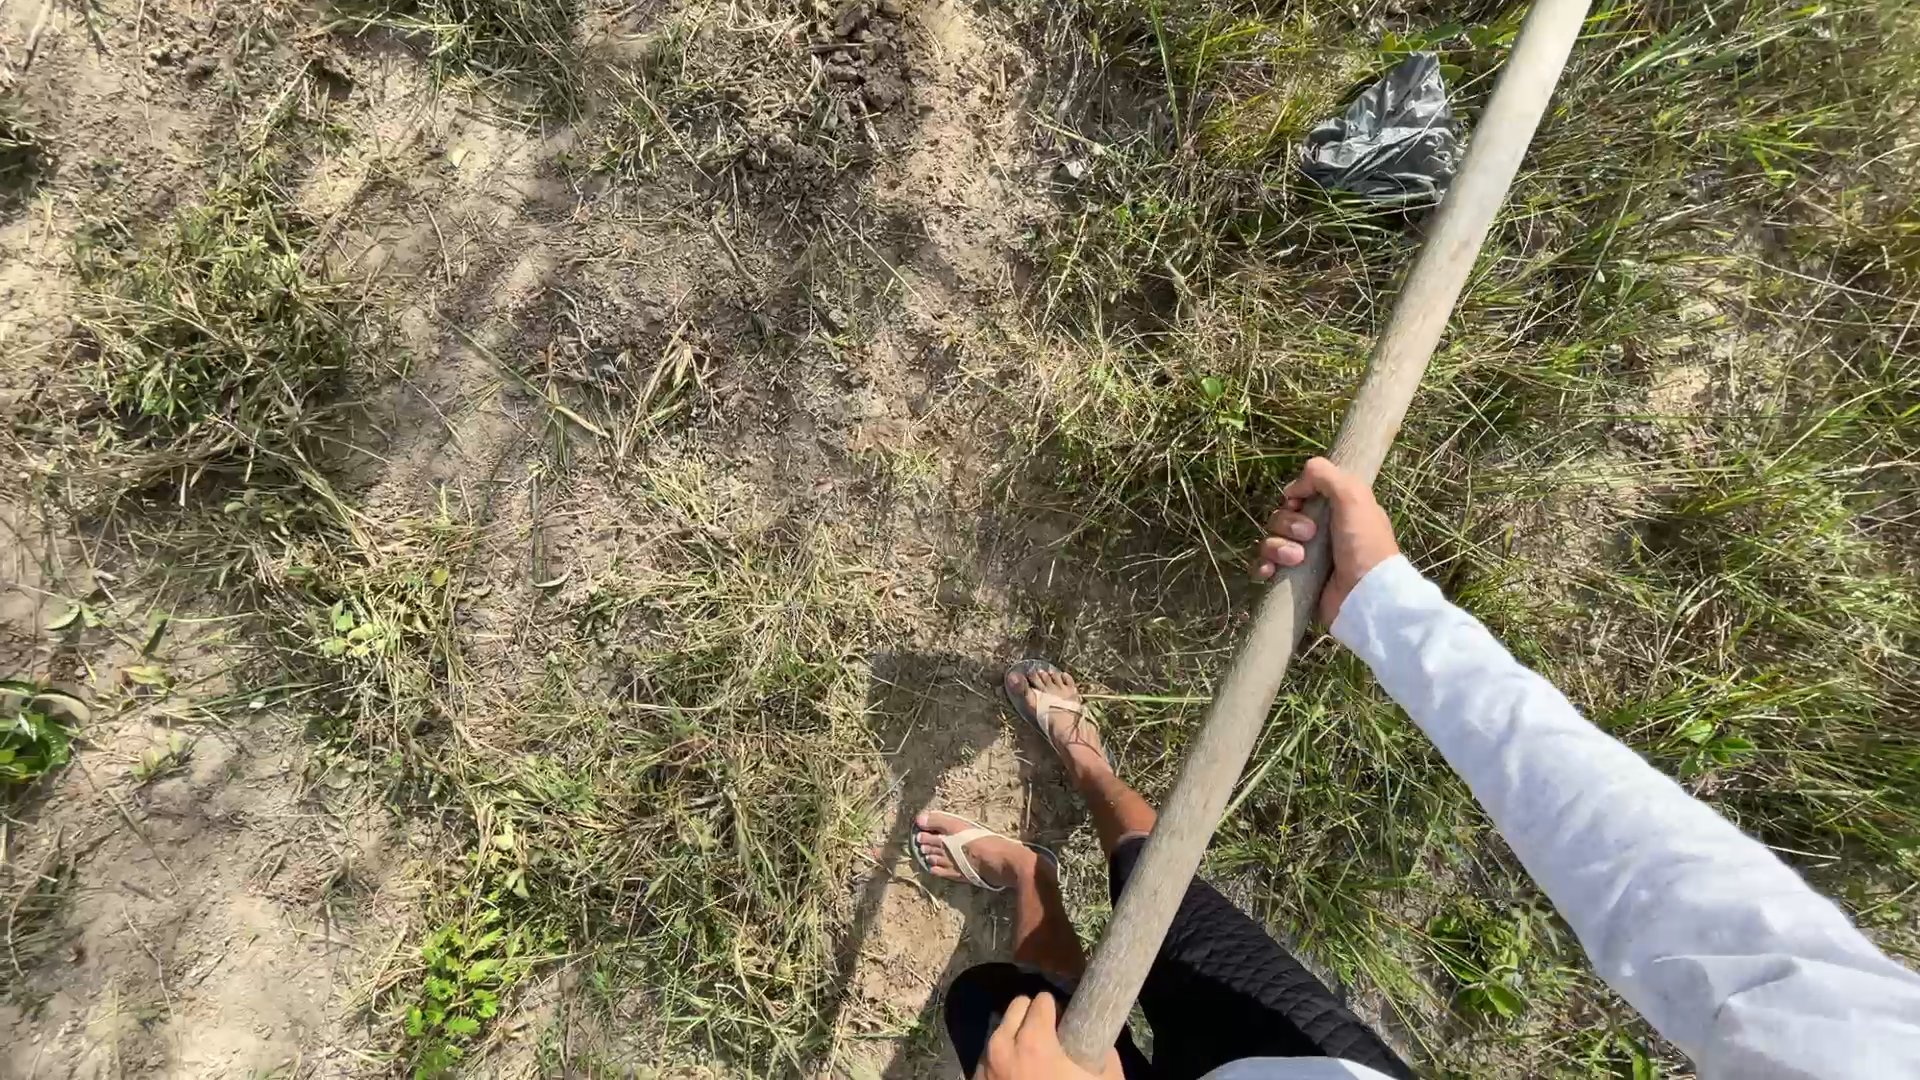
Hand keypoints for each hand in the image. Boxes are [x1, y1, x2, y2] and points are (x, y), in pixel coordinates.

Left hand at [978, 994, 1122, 1079]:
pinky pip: (988, 1058)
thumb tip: (1096, 1039)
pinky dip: (1001, 1062)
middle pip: (1017, 1007)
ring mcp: (984, 1068)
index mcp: (1033, 1042)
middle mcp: (1002, 1048)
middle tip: (1049, 1038)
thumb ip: (1102, 1053)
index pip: (1042, 1000)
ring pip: (1000, 1031)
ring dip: (1015, 1038)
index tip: (1064, 1024)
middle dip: (1033, 1017)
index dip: (1057, 1011)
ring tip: (1032, 1062)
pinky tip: (1018, 1078)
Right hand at [1251, 456, 1398, 623]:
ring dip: (1278, 547)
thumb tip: (1296, 482)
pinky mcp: (1292, 579)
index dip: (1294, 497)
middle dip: (1287, 524)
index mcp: (1334, 511)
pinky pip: (1263, 566)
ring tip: (1297, 559)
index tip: (1299, 502)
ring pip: (1270, 540)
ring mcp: (1303, 557)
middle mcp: (1317, 532)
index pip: (1298, 496)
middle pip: (1280, 516)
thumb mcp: (1354, 497)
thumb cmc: (1364, 544)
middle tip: (1309, 535)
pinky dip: (1263, 566)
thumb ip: (1326, 476)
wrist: (1365, 594)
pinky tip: (1270, 571)